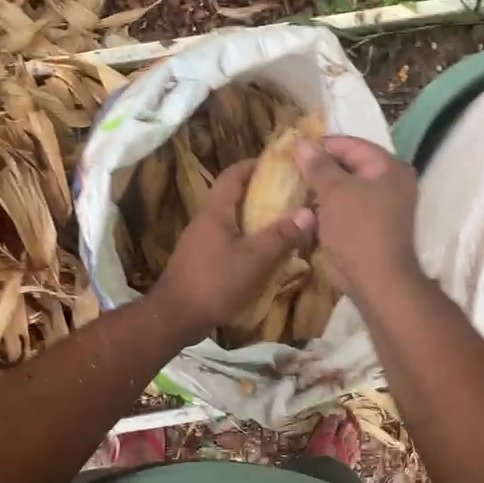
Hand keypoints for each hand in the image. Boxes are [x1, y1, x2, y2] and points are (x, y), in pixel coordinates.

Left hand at [149, 157, 313, 341]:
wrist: (175, 317)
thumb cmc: (215, 283)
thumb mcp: (254, 259)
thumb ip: (281, 236)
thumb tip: (308, 212)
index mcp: (215, 211)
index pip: (233, 174)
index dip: (255, 165)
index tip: (281, 165)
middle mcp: (205, 221)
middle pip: (234, 197)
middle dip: (262, 194)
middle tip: (291, 198)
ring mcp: (201, 243)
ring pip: (232, 222)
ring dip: (256, 221)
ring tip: (284, 226)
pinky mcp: (201, 262)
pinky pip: (228, 242)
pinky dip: (247, 242)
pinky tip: (265, 256)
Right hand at [296, 136, 420, 299]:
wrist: (376, 279)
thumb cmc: (358, 229)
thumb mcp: (334, 192)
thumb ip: (317, 165)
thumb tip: (301, 143)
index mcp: (389, 167)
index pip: (351, 145)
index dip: (320, 145)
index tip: (292, 150)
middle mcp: (391, 183)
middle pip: (349, 166)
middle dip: (319, 169)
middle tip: (289, 171)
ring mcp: (383, 207)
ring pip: (346, 189)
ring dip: (321, 191)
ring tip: (293, 191)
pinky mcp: (372, 228)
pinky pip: (347, 209)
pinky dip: (328, 209)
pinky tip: (306, 212)